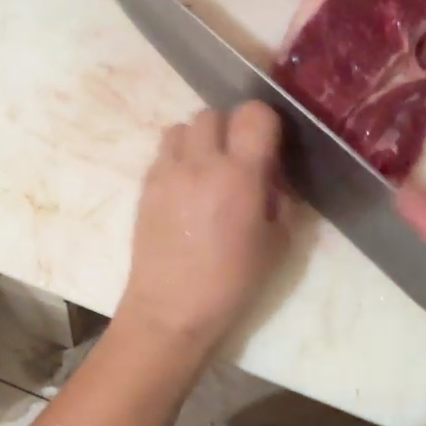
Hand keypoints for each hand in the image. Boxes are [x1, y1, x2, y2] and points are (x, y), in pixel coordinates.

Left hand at [117, 103, 293, 354]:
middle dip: (229, 130)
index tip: (268, 146)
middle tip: (237, 160)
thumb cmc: (230, 284)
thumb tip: (272, 176)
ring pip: (182, 127)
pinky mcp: (144, 188)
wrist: (170, 310)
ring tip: (207, 170)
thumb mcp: (276, 244)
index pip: (254, 114)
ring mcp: (166, 173)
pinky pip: (162, 153)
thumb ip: (280, 199)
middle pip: (213, 114)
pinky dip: (177, 158)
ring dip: (198, 140)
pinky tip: (186, 188)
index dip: (264, 124)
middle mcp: (200, 164)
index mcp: (240, 176)